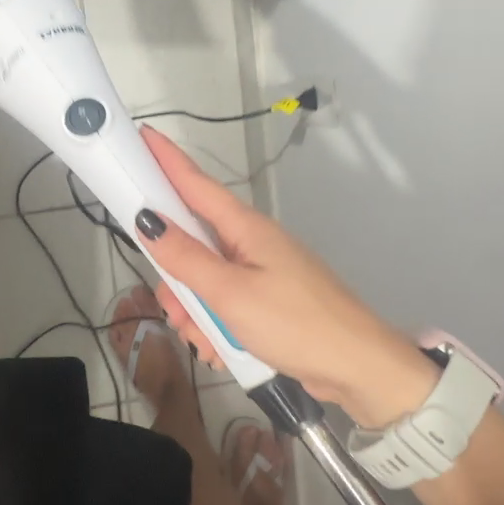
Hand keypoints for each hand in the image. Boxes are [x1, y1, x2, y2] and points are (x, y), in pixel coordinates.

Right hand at [134, 126, 439, 427]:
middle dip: (176, 279)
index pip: (195, 184)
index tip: (144, 134)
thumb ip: (185, 258)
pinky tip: (222, 351)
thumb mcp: (230, 293)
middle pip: (193, 243)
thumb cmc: (296, 324)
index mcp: (245, 228)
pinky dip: (216, 327)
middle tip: (175, 310)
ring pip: (205, 280)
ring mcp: (261, 272)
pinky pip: (225, 304)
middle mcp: (251, 243)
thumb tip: (147, 219)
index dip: (167, 160)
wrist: (359, 369)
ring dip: (196, 313)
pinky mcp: (268, 301)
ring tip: (207, 342)